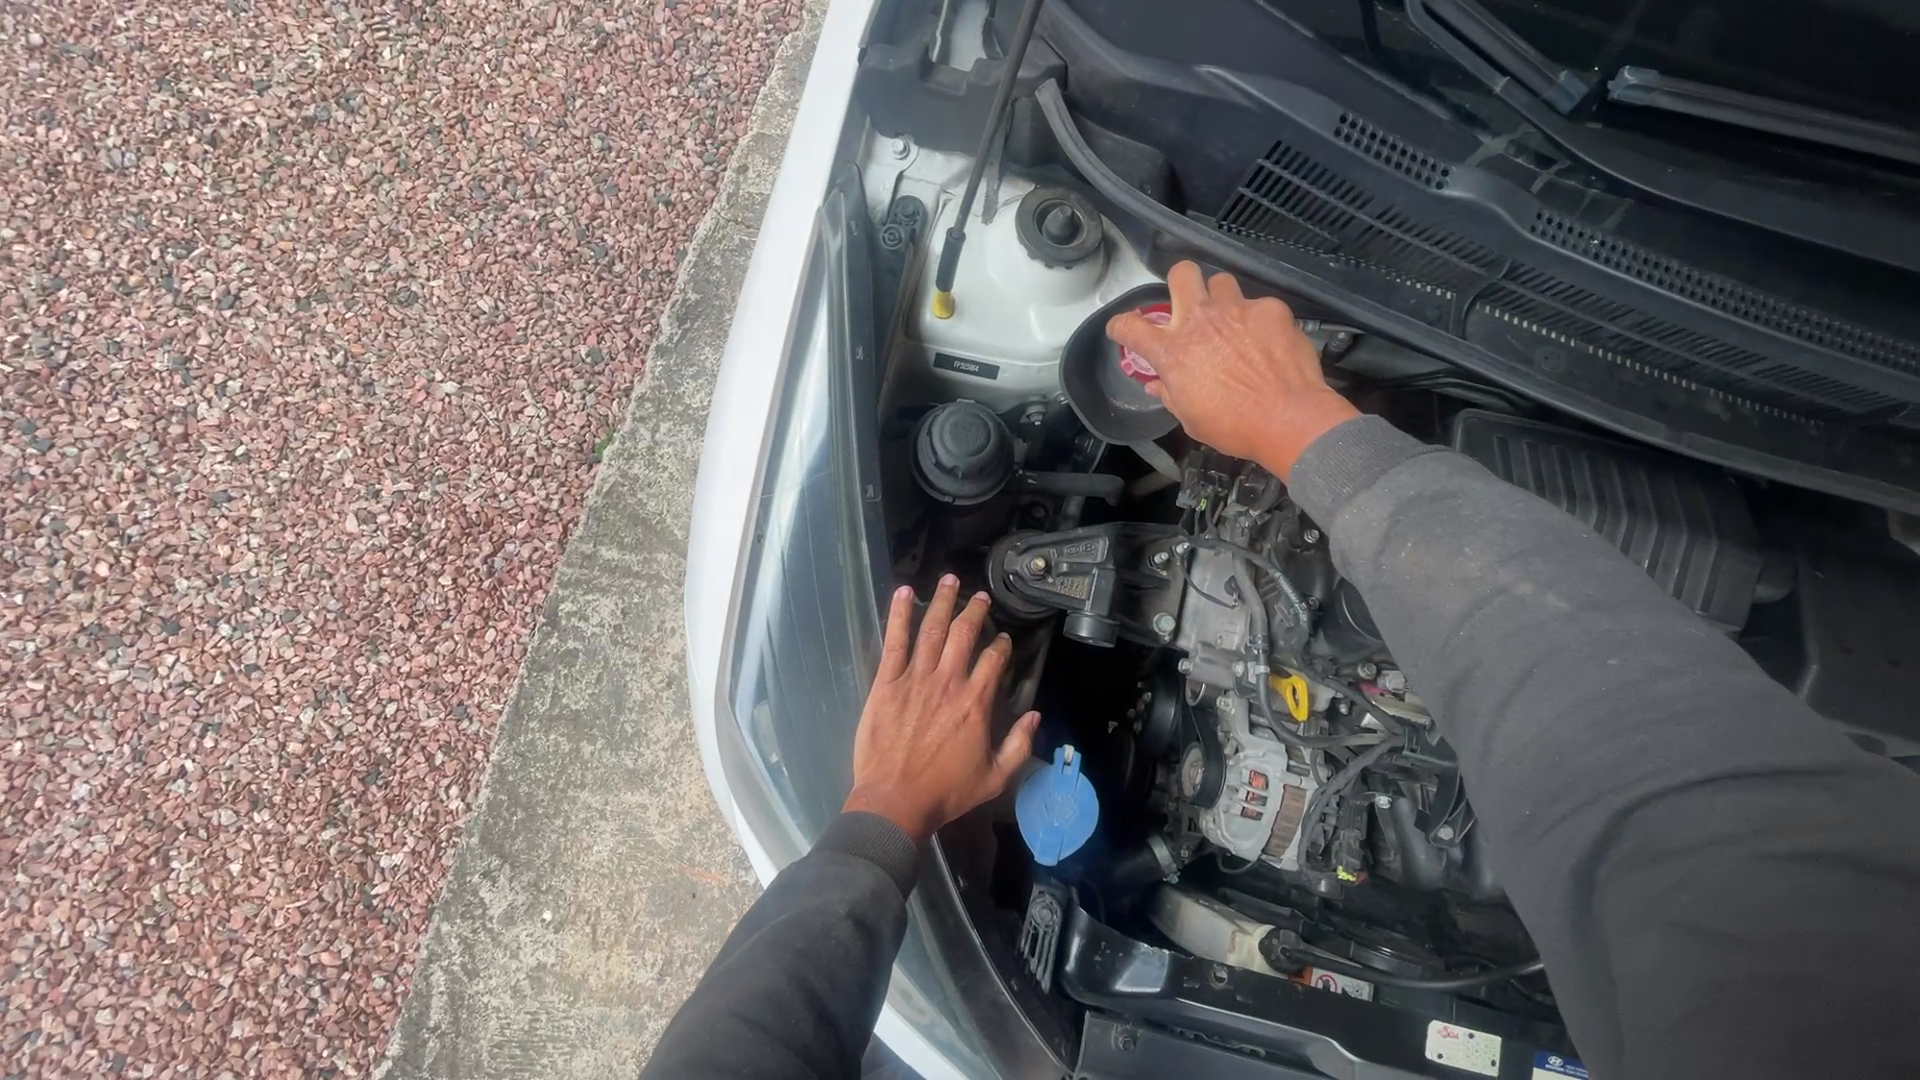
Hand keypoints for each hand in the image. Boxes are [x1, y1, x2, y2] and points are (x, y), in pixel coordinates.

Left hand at [843, 575, 1041, 844]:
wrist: (894, 801)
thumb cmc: (945, 792)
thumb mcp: (994, 777)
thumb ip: (1019, 745)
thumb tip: (1035, 716)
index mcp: (975, 702)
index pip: (994, 659)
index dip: (1001, 644)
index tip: (1003, 639)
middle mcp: (948, 682)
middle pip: (963, 634)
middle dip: (974, 611)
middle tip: (980, 596)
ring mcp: (915, 679)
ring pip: (931, 630)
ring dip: (941, 601)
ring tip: (949, 580)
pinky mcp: (886, 683)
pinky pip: (894, 642)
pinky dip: (899, 615)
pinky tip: (904, 592)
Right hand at [1107, 261, 1359, 478]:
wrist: (1288, 419)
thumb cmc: (1233, 426)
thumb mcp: (1190, 417)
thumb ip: (1170, 393)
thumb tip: (1157, 385)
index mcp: (1172, 352)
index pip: (1130, 327)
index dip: (1120, 326)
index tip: (1123, 329)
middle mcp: (1199, 321)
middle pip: (1181, 274)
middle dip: (1179, 283)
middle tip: (1187, 302)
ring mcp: (1236, 309)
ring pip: (1221, 281)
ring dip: (1220, 297)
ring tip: (1230, 319)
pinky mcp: (1270, 308)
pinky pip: (1257, 304)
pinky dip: (1256, 319)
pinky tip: (1265, 340)